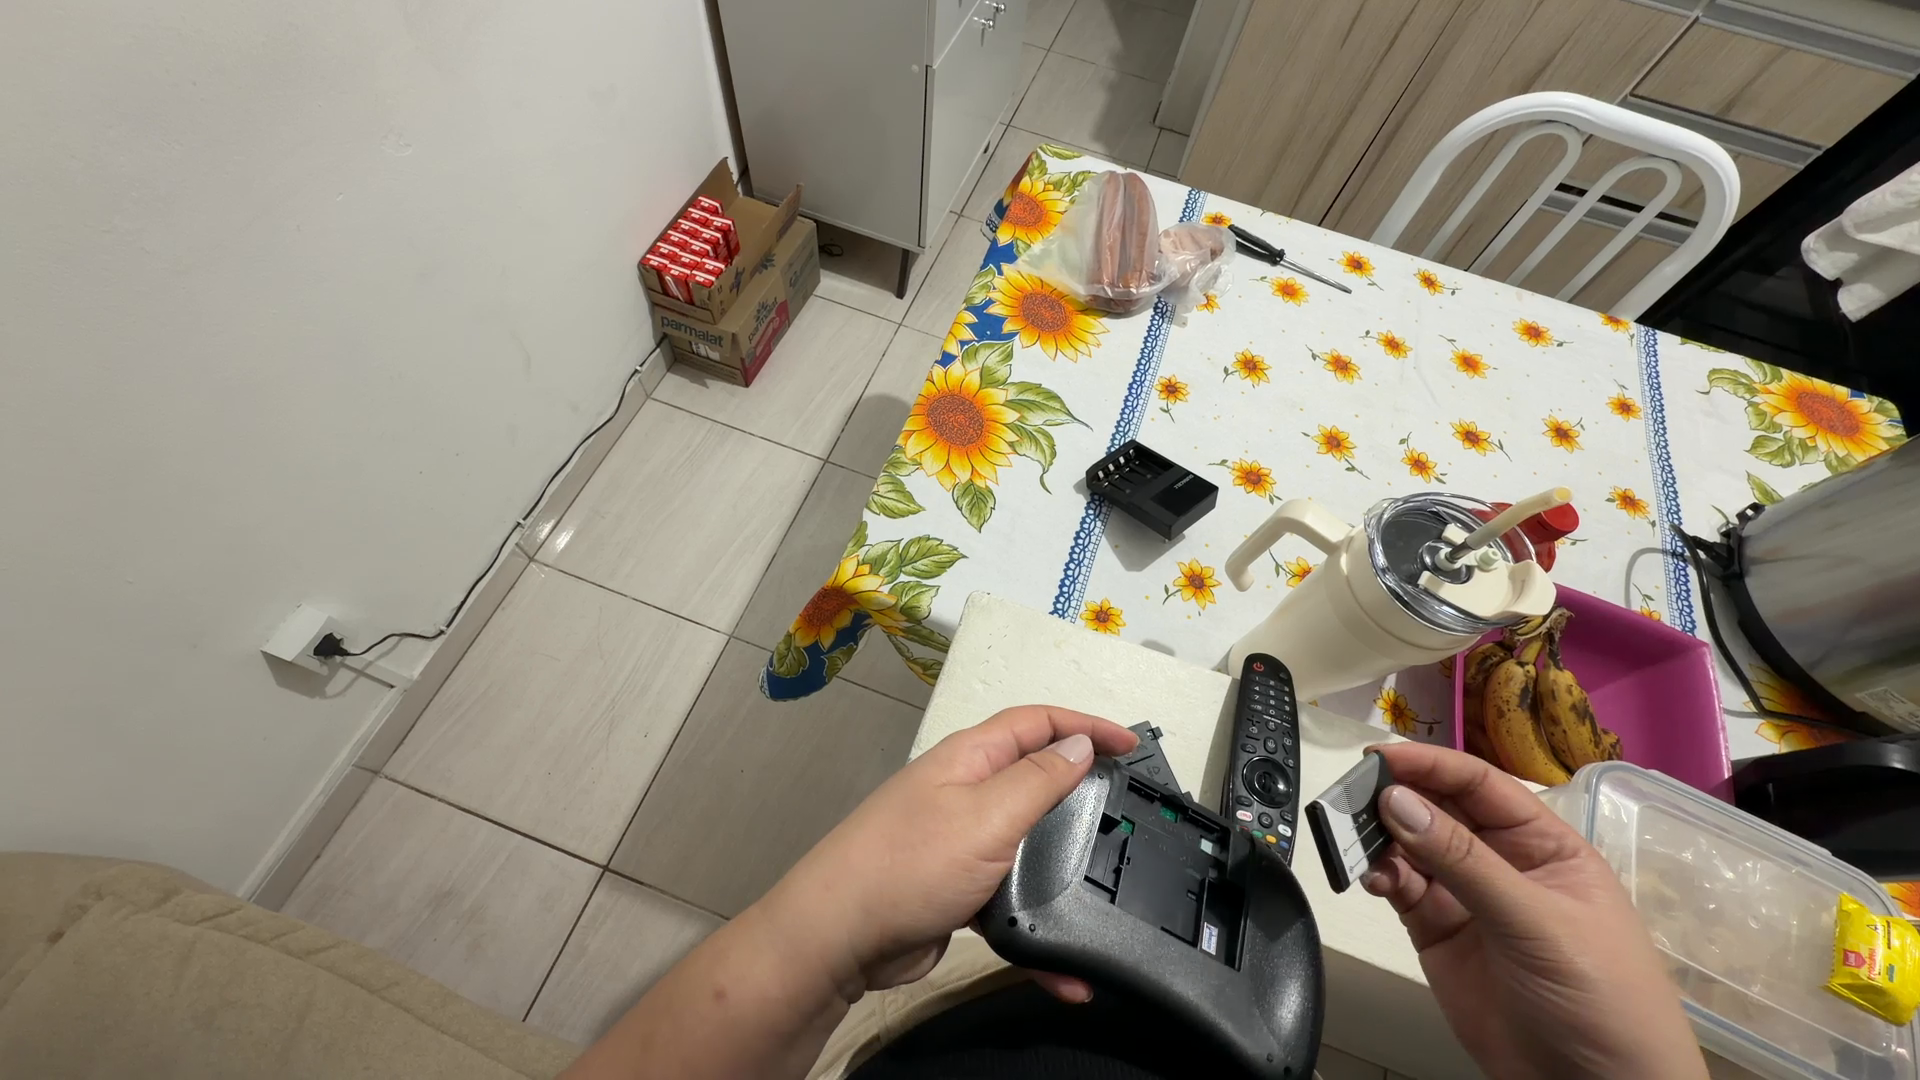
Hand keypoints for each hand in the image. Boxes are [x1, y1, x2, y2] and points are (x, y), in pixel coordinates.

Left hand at [756, 705, 1137, 1001]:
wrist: (841, 935)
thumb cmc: (912, 861)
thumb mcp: (985, 814)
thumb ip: (1036, 779)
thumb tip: (1078, 744)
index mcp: (971, 757)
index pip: (1038, 723)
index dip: (1086, 725)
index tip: (1130, 742)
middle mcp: (967, 789)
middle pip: (1034, 774)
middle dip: (1080, 783)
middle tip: (1124, 802)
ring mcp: (961, 838)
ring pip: (1026, 836)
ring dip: (1063, 855)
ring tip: (1104, 872)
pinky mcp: (958, 886)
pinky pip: (1011, 893)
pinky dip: (1039, 921)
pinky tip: (1066, 966)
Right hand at [1360, 742, 1704, 1079]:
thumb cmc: (1598, 1001)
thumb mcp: (1536, 923)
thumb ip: (1462, 860)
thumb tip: (1394, 798)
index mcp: (1542, 845)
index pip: (1479, 784)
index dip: (1430, 764)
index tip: (1377, 756)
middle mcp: (1499, 860)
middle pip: (1436, 808)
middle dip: (1395, 798)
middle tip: (1352, 797)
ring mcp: (1464, 894)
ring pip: (1409, 843)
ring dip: (1379, 837)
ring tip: (1355, 843)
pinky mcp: (1434, 927)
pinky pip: (1397, 884)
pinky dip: (1378, 875)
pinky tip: (1373, 882)